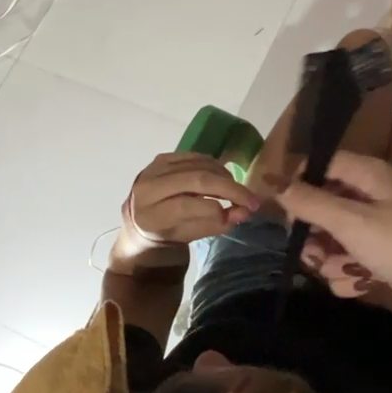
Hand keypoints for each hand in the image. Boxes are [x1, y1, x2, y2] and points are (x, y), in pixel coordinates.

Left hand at [115, 153, 258, 262]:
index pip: (185, 205)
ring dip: (224, 176)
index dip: (215, 208)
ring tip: (236, 191)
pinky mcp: (162, 157)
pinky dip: (214, 166)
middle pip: (196, 179)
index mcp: (150, 214)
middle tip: (250, 199)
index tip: (240, 212)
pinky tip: (223, 178)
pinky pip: (195, 156)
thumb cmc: (168, 232)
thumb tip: (244, 211)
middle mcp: (148, 187)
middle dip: (229, 188)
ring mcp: (154, 168)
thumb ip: (217, 225)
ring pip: (198, 164)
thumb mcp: (190, 236)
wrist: (141, 217)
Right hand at [276, 151, 391, 327]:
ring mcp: (377, 231)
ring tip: (345, 271)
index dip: (297, 183)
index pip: (320, 165)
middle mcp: (371, 198)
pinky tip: (362, 285)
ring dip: (330, 260)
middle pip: (321, 206)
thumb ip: (310, 203)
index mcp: (368, 176)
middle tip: (312, 250)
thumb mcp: (354, 223)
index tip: (279, 209)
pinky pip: (348, 264)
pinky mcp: (382, 261)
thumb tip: (272, 182)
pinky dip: (350, 276)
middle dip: (312, 233)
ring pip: (331, 241)